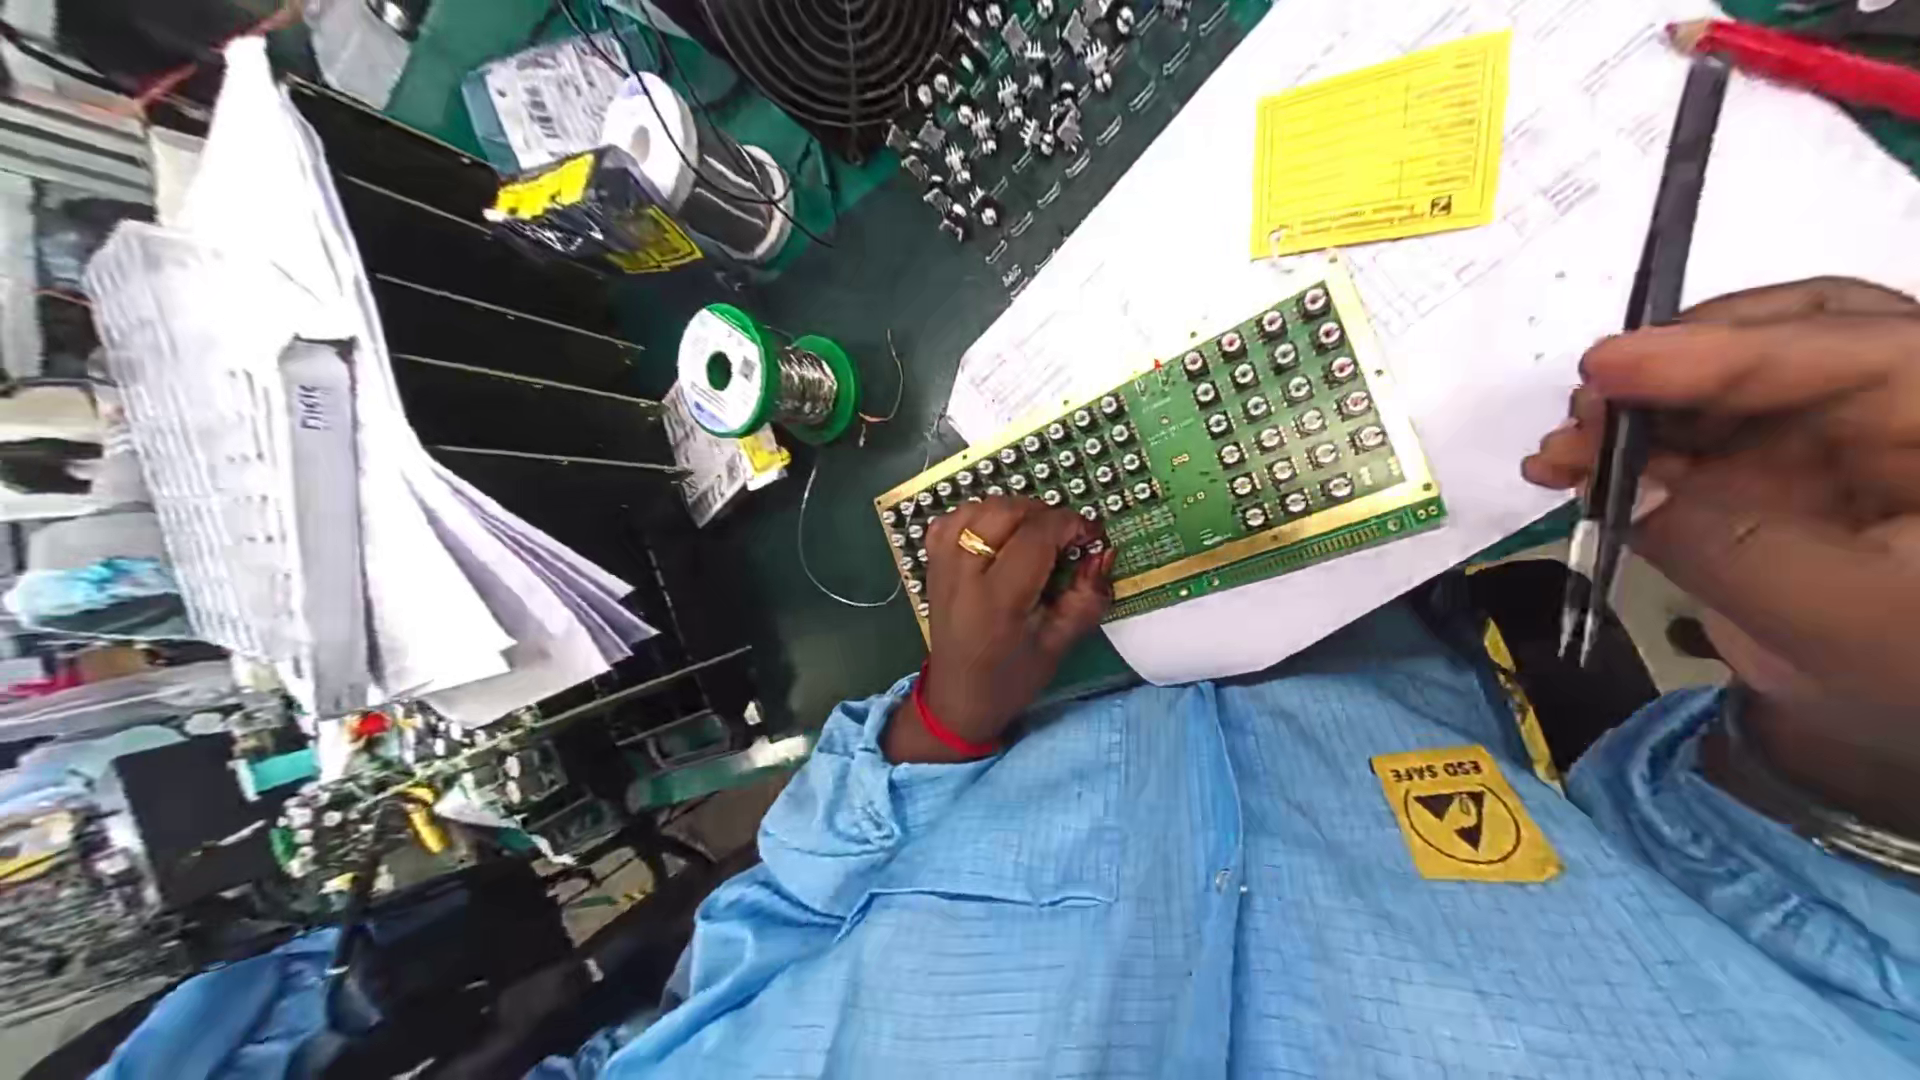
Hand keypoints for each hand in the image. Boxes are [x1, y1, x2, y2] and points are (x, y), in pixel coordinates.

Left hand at [884, 496, 1114, 763]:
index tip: (1090, 536)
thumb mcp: (1060, 643)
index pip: (1035, 537)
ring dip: (1012, 511)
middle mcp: (962, 574)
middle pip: (1004, 512)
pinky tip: (996, 536)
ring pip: (977, 508)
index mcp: (997, 600)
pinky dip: (978, 516)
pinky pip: (953, 519)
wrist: (958, 697)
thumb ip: (1086, 595)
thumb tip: (1103, 550)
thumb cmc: (1013, 677)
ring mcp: (941, 564)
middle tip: (1063, 538)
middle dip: (1043, 514)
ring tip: (1033, 535)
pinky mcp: (931, 563)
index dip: (1069, 525)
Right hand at [1522, 277, 1919, 829]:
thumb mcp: (1828, 612)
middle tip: (1587, 405)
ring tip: (1556, 454)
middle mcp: (1893, 412)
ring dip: (1624, 412)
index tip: (1605, 366)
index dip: (1717, 351)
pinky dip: (1612, 450)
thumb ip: (1725, 542)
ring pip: (1713, 388)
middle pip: (1783, 340)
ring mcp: (1818, 439)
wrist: (1894, 718)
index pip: (1848, 354)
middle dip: (1670, 366)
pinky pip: (1675, 441)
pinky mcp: (1753, 470)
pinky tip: (1560, 471)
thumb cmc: (1910, 669)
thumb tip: (1620, 484)